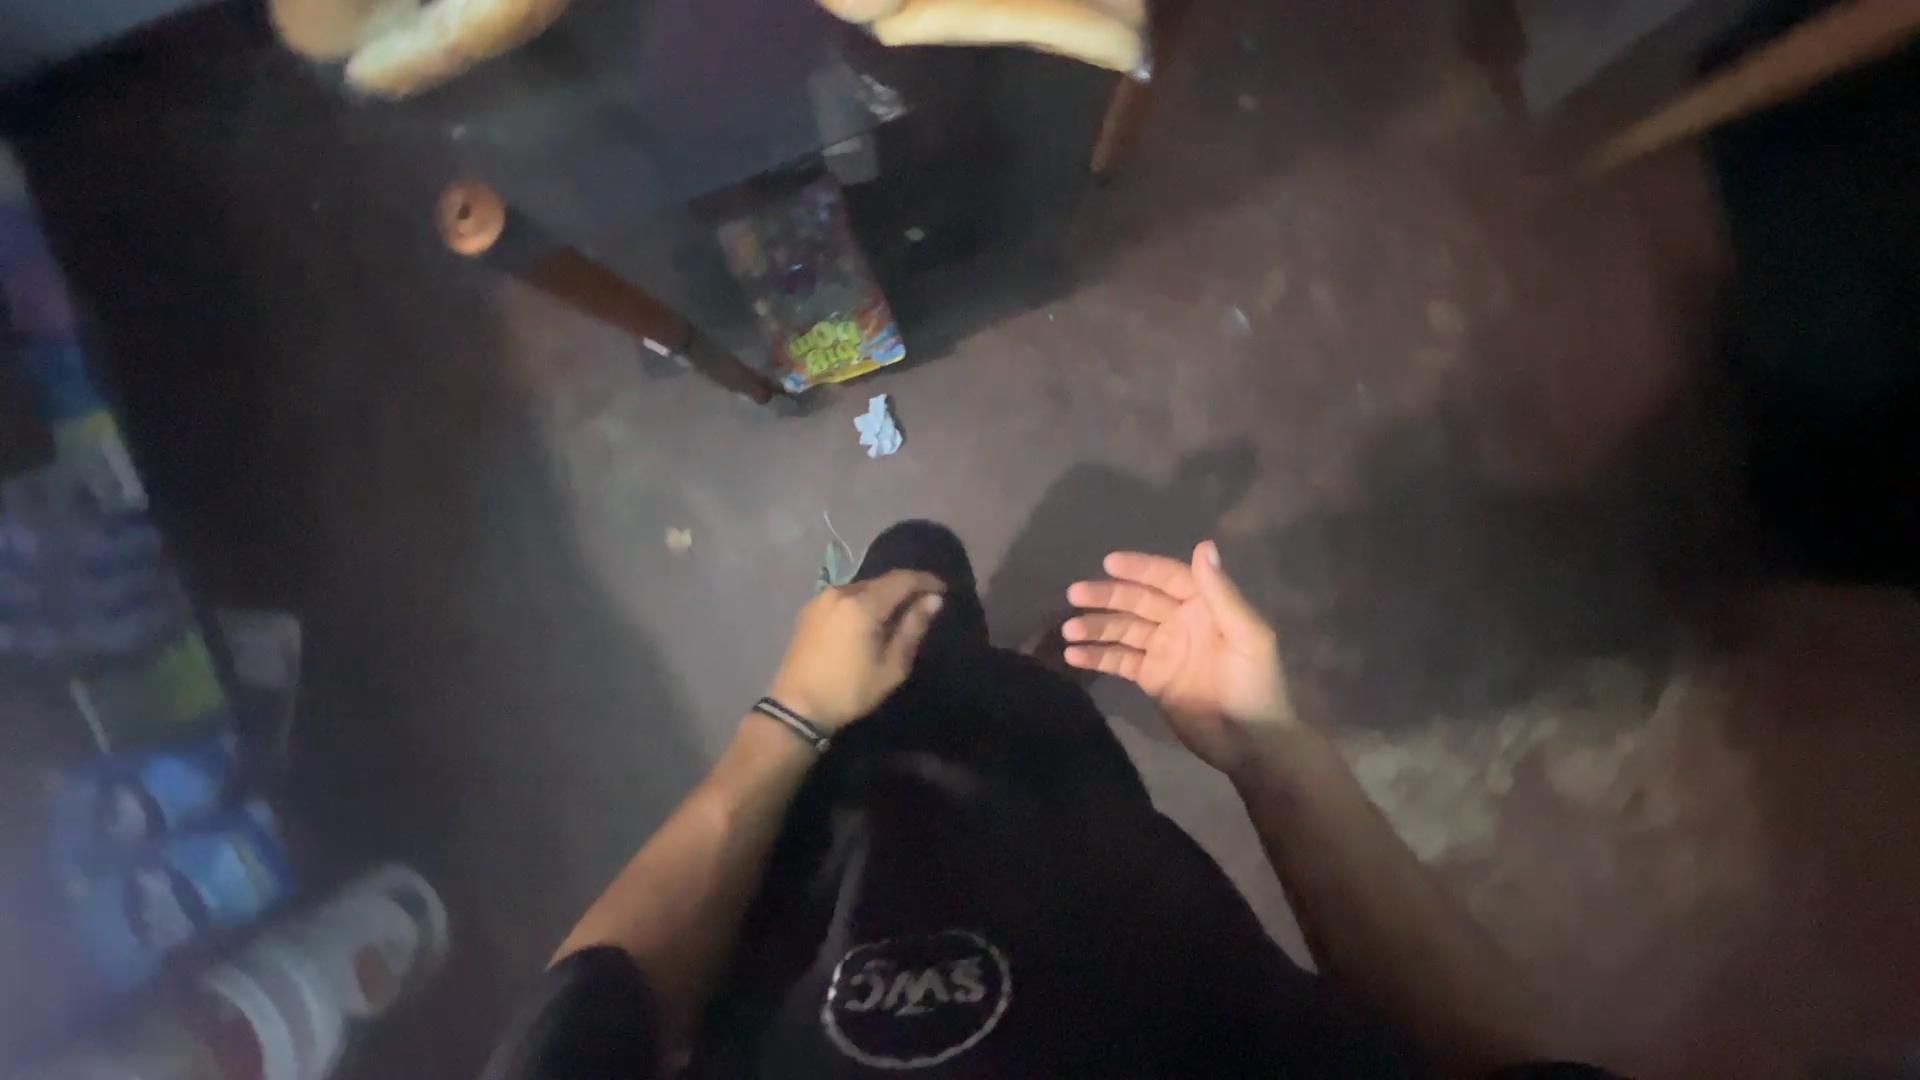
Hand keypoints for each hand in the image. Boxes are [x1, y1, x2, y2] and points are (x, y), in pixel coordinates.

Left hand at [767, 569, 945, 729]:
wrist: (796, 707)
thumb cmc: (849, 691)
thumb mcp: (892, 667)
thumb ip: (913, 628)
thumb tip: (933, 600)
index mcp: (862, 604)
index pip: (902, 579)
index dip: (926, 580)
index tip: (944, 589)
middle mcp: (840, 592)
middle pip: (881, 581)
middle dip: (906, 589)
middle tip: (924, 605)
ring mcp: (821, 598)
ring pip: (862, 587)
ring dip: (883, 595)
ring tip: (898, 615)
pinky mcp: (810, 609)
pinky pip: (845, 596)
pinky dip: (863, 602)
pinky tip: (869, 620)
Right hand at [1065, 540, 1294, 773]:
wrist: (1251, 744)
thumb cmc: (1255, 686)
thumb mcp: (1249, 637)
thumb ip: (1222, 594)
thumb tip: (1203, 545)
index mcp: (1204, 606)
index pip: (1168, 578)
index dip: (1139, 568)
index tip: (1109, 563)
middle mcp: (1179, 621)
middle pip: (1137, 601)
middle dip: (1106, 596)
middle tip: (1074, 593)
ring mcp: (1162, 649)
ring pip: (1122, 630)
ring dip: (1095, 627)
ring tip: (1069, 630)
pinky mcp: (1150, 677)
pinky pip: (1118, 660)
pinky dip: (1096, 656)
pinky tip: (1073, 655)